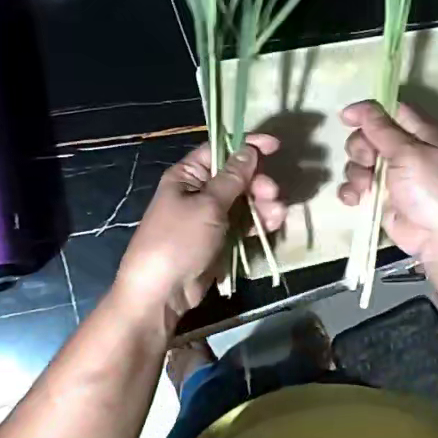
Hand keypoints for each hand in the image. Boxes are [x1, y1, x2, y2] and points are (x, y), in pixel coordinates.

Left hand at [111, 134, 285, 319]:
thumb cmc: (179, 241)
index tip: (275, 146)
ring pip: (244, 201)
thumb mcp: (207, 205)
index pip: (219, 149)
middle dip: (258, 183)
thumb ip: (232, 178)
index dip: (247, 145)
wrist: (161, 292)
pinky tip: (272, 226)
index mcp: (187, 175)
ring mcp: (209, 217)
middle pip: (236, 177)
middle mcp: (198, 192)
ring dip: (262, 205)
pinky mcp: (219, 239)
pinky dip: (258, 223)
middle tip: (272, 194)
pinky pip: (243, 224)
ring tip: (276, 216)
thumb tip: (248, 150)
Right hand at [337, 101, 437, 269]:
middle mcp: (403, 151)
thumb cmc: (429, 189)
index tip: (346, 117)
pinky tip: (355, 200)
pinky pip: (356, 186)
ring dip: (356, 172)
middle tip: (368, 161)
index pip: (390, 111)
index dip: (368, 112)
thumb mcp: (407, 153)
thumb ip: (381, 128)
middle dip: (360, 148)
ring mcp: (390, 175)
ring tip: (366, 187)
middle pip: (368, 136)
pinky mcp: (379, 197)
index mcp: (418, 134)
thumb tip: (360, 107)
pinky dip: (352, 191)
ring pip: (359, 162)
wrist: (437, 237)